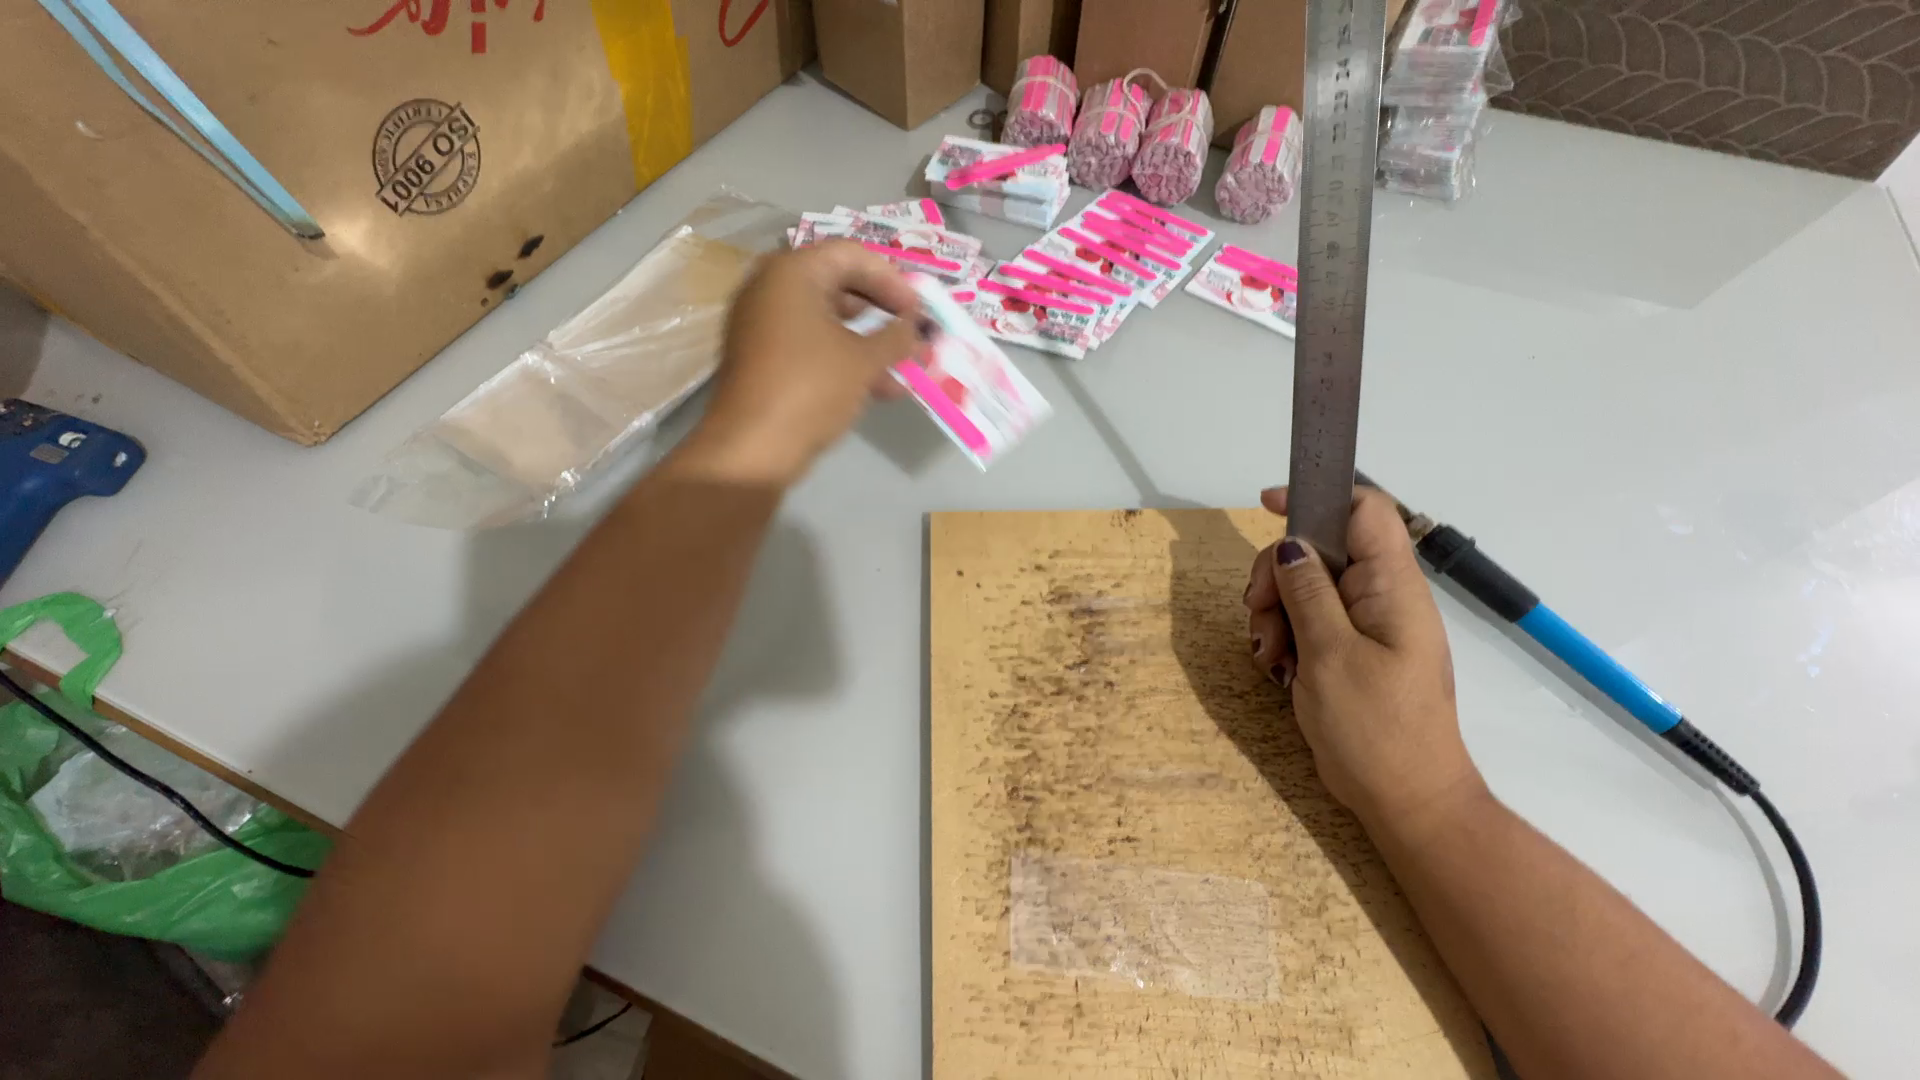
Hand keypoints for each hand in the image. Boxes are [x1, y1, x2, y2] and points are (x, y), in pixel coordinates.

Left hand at [692, 241, 927, 483]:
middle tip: (914, 336)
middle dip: (883, 313)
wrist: (752, 449)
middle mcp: (771, 288)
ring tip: (905, 370)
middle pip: (839, 285)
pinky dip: (844, 359)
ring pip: (828, 321)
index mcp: (792, 272)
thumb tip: (915, 327)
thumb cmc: (810, 389)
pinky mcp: (762, 357)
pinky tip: (879, 389)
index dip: (893, 280)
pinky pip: (811, 345)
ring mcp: (762, 324)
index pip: (852, 255)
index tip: (919, 310)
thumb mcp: (864, 361)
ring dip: (870, 343)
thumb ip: (897, 337)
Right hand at [1244, 486, 1484, 829]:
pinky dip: (1285, 637)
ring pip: (1305, 588)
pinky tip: (1278, 668)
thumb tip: (1291, 545)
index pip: (1365, 511)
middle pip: (1319, 550)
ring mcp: (1365, 625)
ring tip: (1269, 656)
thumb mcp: (1330, 655)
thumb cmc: (1374, 726)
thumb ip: (1308, 594)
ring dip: (1275, 613)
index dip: (1318, 497)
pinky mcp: (1350, 651)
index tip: (1266, 507)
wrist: (1405, 799)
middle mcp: (1381, 597)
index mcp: (1391, 586)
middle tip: (1257, 612)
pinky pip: (1309, 622)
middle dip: (1278, 574)